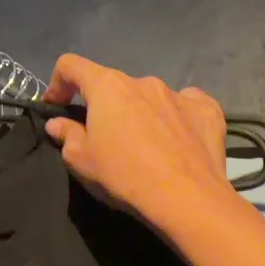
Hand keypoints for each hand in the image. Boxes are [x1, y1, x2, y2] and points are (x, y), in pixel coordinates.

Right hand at [41, 54, 233, 231]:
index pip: (70, 65)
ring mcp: (178, 93)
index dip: (57, 83)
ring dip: (140, 112)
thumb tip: (58, 124)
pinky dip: (176, 116)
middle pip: (112, 85)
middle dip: (103, 105)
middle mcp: (142, 81)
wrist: (189, 200)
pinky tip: (179, 138)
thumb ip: (66, 134)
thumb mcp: (80, 160)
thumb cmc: (125, 175)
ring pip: (148, 96)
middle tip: (103, 137)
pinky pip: (185, 104)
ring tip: (144, 144)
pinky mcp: (207, 111)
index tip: (57, 107)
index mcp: (107, 86)